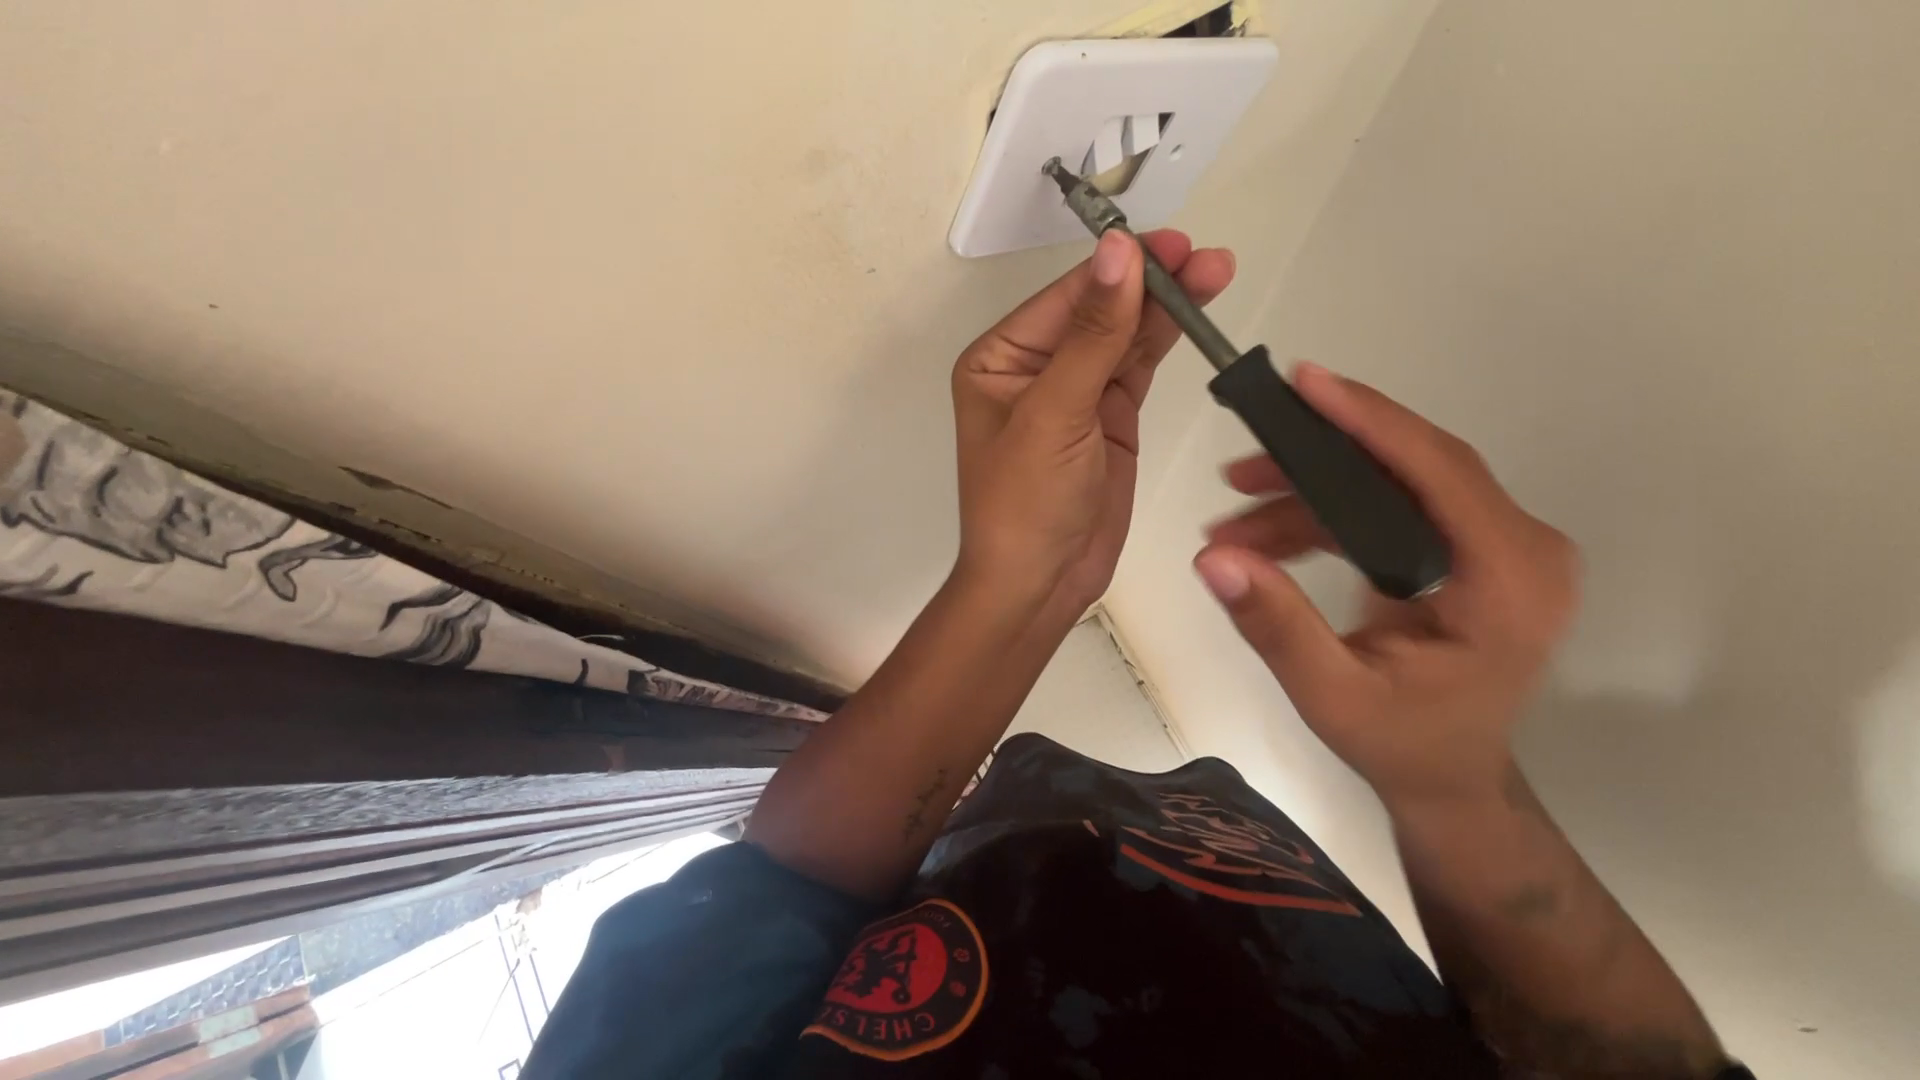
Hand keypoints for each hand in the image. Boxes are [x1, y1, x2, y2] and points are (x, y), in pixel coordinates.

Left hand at [953, 229, 1234, 611]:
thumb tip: (1117, 253)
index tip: (1170, 245)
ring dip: (1167, 307)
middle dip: (1150, 283)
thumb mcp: (1055, 414)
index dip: (1117, 270)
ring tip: (1215, 272)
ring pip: (1125, 337)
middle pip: (1099, 311)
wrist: (1041, 583)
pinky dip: (1166, 342)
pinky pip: (1138, 368)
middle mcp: (1035, 369)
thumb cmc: (1024, 504)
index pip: (1065, 299)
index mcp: (1000, 359)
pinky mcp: (1108, 419)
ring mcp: (1075, 393)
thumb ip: (1093, 334)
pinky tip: (1194, 313)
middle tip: (1205, 257)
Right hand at [1193, 363, 1579, 808]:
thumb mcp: (1332, 695)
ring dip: (1307, 498)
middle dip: (1318, 462)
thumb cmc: (1403, 747)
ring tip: (1231, 523)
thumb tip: (1214, 559)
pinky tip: (1264, 539)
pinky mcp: (1465, 552)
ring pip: (1391, 486)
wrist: (1448, 780)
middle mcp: (1518, 550)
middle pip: (1413, 468)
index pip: (1440, 473)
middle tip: (1239, 469)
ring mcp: (1495, 548)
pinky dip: (1323, 518)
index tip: (1306, 384)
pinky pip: (1388, 509)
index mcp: (1510, 582)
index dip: (1370, 421)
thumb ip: (1277, 626)